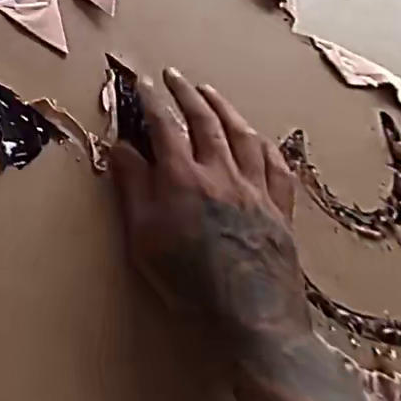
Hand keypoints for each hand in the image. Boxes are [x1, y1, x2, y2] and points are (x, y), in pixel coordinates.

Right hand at [109, 69, 370, 400]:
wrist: (252, 325)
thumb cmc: (188, 281)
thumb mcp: (142, 233)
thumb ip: (131, 184)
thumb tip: (120, 146)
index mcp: (183, 178)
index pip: (163, 124)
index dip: (150, 98)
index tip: (141, 82)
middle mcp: (221, 175)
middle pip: (204, 120)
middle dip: (187, 93)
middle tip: (174, 75)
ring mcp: (255, 191)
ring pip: (242, 135)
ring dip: (224, 107)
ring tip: (210, 92)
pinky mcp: (280, 211)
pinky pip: (276, 166)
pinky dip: (263, 143)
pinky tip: (255, 135)